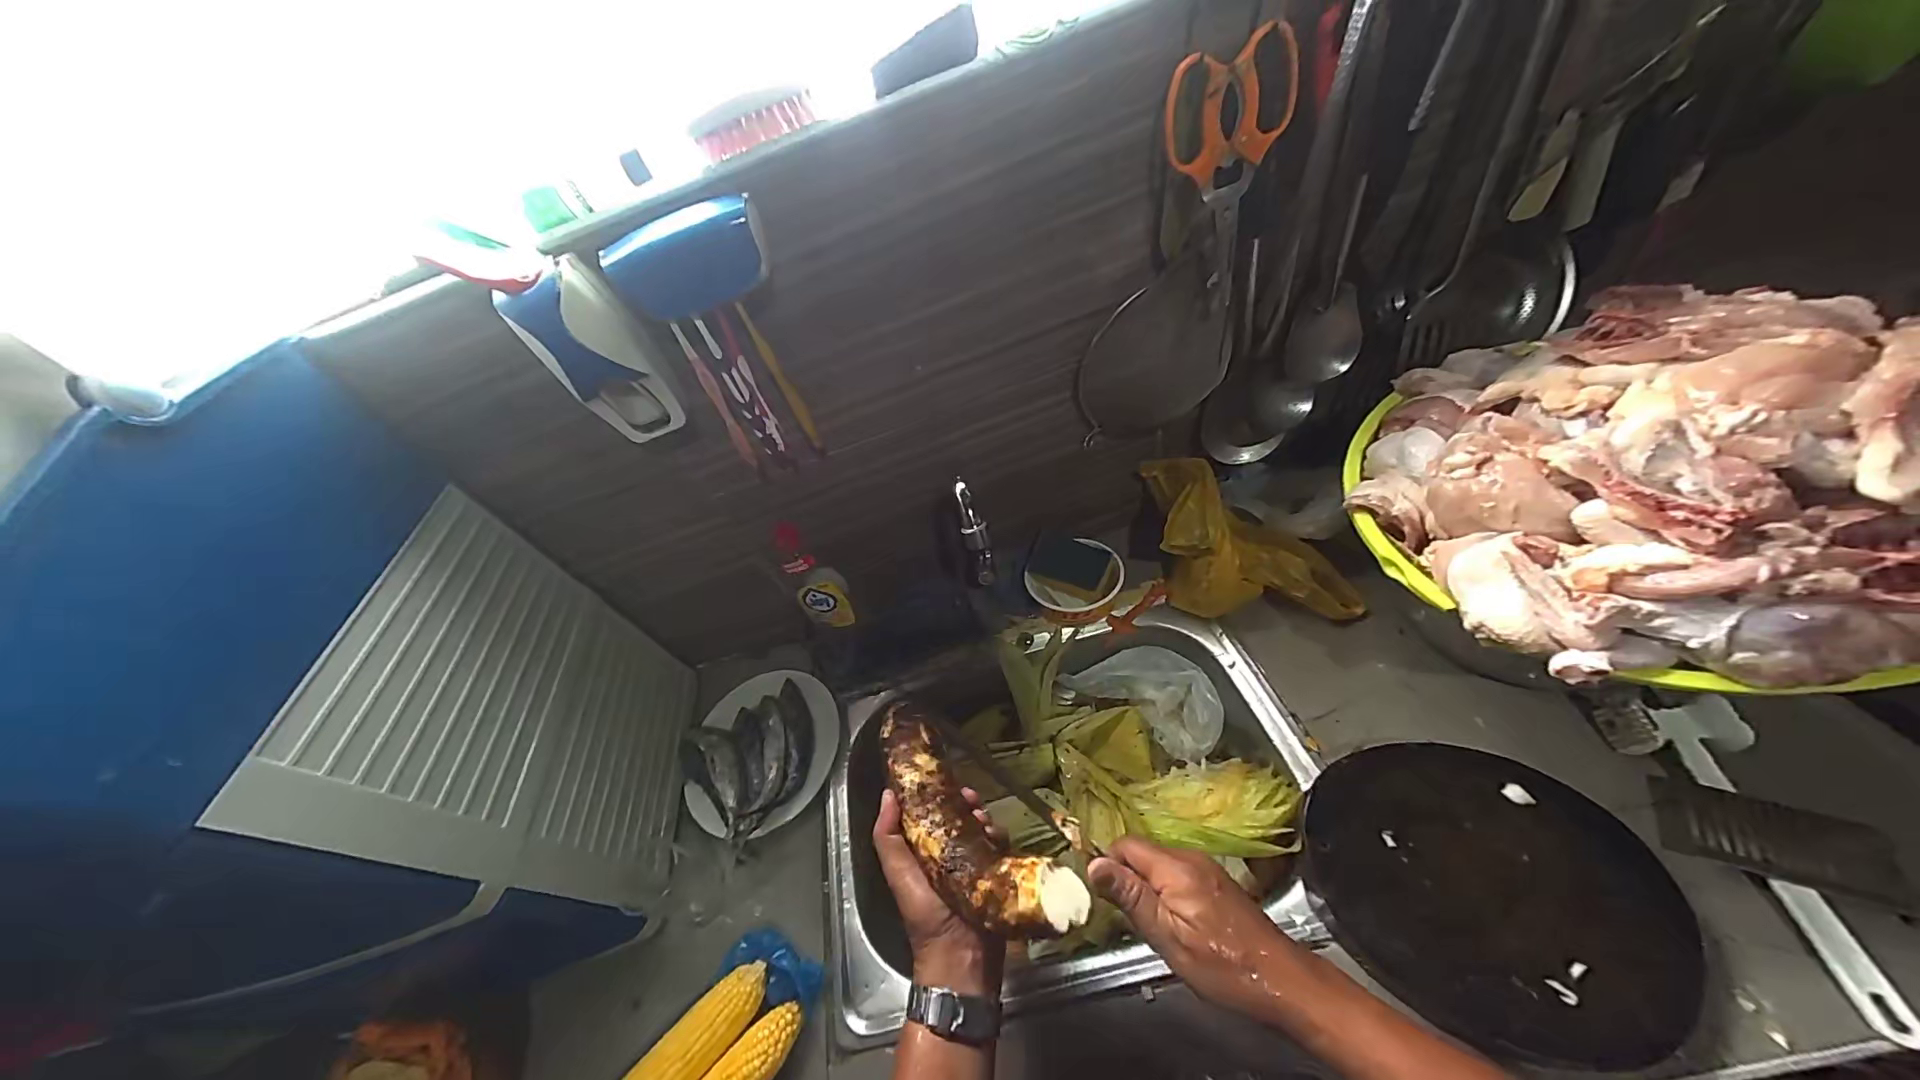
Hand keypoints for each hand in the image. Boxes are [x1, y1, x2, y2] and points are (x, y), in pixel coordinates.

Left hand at [873, 787, 1005, 995]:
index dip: (936, 794)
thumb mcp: (898, 873)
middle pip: (959, 817)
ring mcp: (973, 864)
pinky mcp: (994, 874)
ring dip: (982, 817)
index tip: (943, 781)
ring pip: (980, 829)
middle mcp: (948, 855)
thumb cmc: (924, 914)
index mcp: (922, 852)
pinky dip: (998, 836)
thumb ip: (888, 837)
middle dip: (964, 803)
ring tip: (982, 817)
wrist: (960, 955)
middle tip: (970, 797)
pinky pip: (999, 847)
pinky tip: (996, 835)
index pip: (930, 814)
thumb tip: (888, 795)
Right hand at [1089, 836, 1290, 1014]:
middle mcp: (1190, 857)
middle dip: (1127, 877)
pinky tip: (1174, 920)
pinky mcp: (1215, 881)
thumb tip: (1094, 865)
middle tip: (1127, 916)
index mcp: (1175, 867)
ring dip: (1146, 885)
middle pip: (1141, 852)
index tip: (1103, 895)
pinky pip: (1176, 873)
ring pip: (1158, 863)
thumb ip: (1131, 897)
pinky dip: (1165, 890)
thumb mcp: (1167, 937)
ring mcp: (1206, 867)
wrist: (1282, 980)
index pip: (1125, 845)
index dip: (1108, 865)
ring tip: (1150, 922)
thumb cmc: (1222, 966)